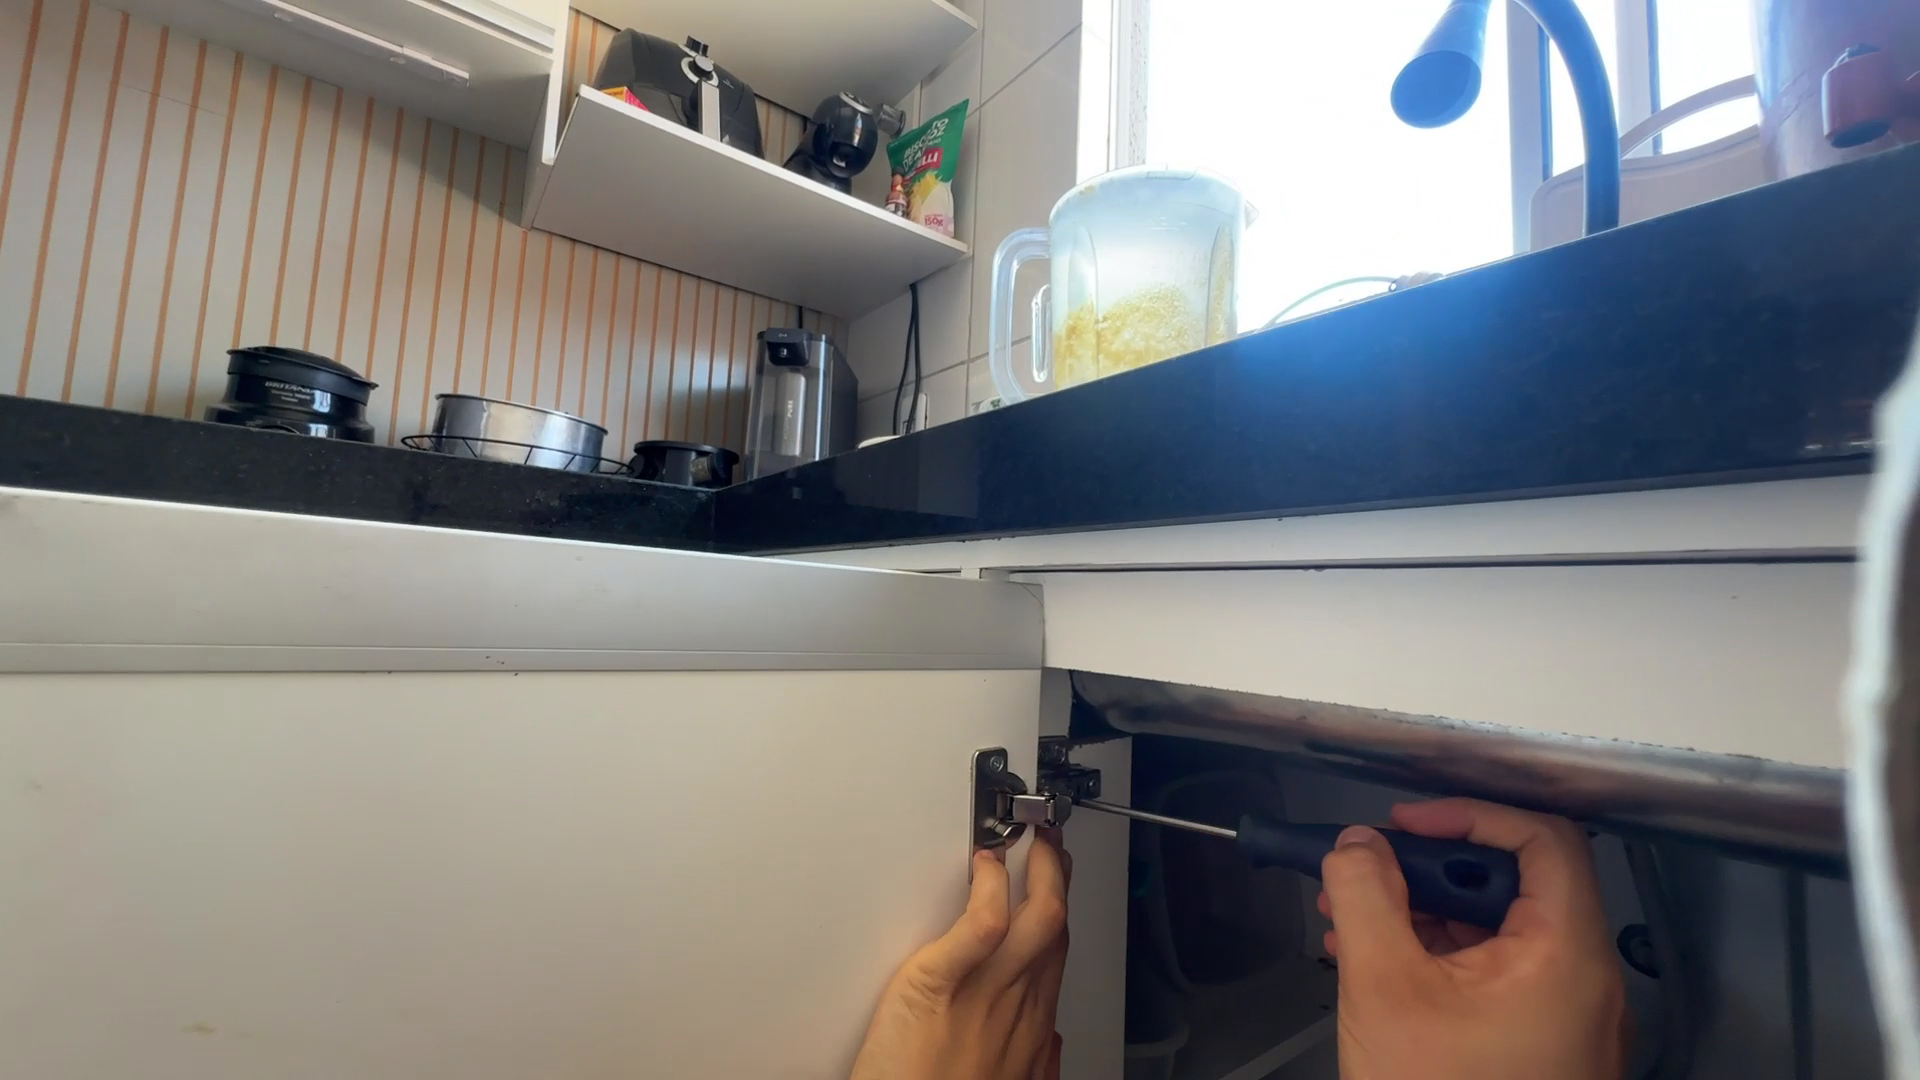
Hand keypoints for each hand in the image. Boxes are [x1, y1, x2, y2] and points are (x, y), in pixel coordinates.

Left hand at [848, 829, 1071, 1079]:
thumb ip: (1034, 1060)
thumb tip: (1051, 1042)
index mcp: (1030, 1029)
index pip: (1057, 951)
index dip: (1061, 905)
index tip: (1056, 877)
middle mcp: (1018, 1008)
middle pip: (1055, 926)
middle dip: (1058, 875)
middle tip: (1047, 845)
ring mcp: (984, 996)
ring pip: (1038, 919)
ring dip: (1040, 869)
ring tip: (1025, 840)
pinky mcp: (936, 985)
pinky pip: (981, 927)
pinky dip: (991, 887)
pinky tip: (985, 867)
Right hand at [1317, 799, 1626, 1079]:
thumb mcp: (1383, 981)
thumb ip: (1364, 893)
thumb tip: (1356, 842)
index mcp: (1564, 959)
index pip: (1544, 841)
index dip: (1470, 815)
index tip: (1405, 825)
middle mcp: (1575, 979)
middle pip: (1505, 878)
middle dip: (1420, 865)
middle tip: (1363, 872)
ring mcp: (1552, 1009)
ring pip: (1484, 920)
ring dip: (1410, 904)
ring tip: (1346, 915)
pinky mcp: (1526, 1032)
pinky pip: (1477, 960)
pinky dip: (1421, 942)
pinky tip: (1363, 953)